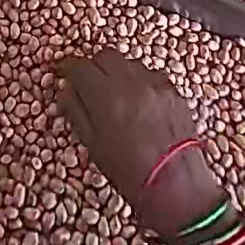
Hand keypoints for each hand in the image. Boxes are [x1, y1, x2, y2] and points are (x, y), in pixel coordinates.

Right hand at [56, 49, 223, 238]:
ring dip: (118, 72)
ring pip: (128, 62)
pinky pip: (150, 75)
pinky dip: (140, 82)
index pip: (79, 66)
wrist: (178, 188)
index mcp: (105, 97)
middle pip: (104, 56)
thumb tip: (66, 89)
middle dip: (94, 66)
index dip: (69, 69)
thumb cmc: (130, 172)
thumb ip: (75, 110)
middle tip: (91, 84)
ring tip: (117, 96)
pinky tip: (139, 103)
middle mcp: (131, 83)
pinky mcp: (174, 91)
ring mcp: (155, 84)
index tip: (66, 74)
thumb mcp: (92, 144)